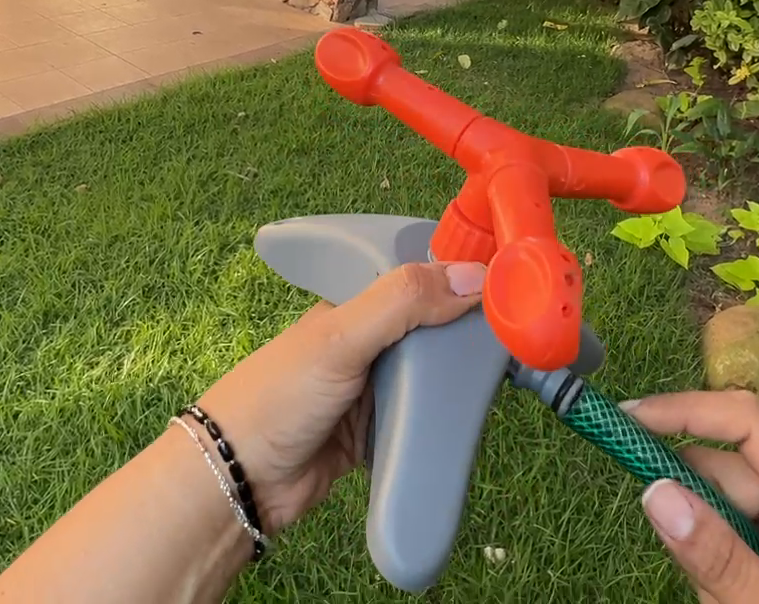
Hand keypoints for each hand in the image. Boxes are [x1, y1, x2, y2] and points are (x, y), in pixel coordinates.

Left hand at [193, 261, 485, 532]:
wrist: (239, 481)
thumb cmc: (283, 394)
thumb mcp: (343, 337)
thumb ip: (402, 302)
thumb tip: (474, 276)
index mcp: (357, 303)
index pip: (417, 277)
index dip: (458, 276)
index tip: (511, 280)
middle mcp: (369, 339)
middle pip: (432, 327)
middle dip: (466, 332)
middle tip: (518, 336)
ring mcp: (373, 387)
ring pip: (431, 375)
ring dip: (457, 379)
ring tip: (505, 377)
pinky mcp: (377, 432)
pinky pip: (421, 418)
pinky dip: (442, 421)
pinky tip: (472, 419)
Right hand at [625, 391, 758, 603]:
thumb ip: (725, 565)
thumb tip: (653, 490)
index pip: (753, 425)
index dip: (688, 410)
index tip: (626, 418)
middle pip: (729, 477)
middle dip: (697, 521)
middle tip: (708, 593)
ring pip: (724, 520)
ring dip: (712, 570)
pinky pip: (737, 555)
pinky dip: (723, 586)